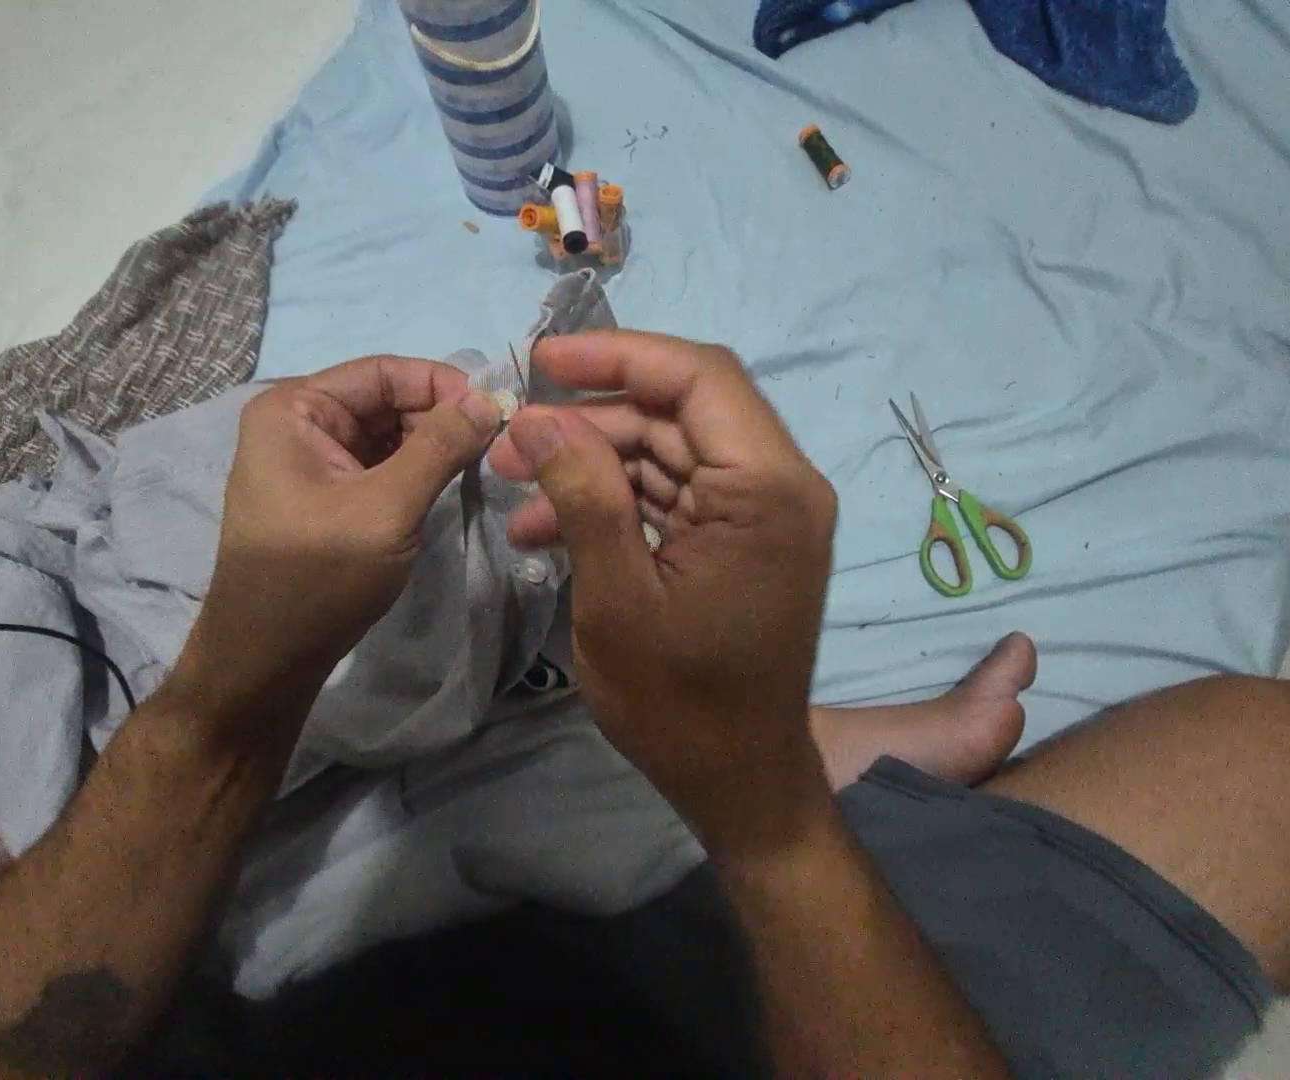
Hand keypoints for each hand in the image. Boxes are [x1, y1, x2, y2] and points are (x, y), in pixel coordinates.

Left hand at [169, 356, 502, 730]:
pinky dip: (417, 470)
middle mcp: (300, 424)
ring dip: (433, 445)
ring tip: (479, 465)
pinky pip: (381, 466)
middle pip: (386, 400)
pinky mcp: (329, 496)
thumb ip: (439, 447)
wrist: (270, 656)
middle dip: (440, 417)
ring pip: (388, 434)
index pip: (382, 371)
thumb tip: (489, 399)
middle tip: (495, 445)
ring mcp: (313, 462)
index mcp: (295, 410)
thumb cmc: (320, 576)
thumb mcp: (387, 507)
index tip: (496, 410)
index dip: (441, 383)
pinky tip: (448, 485)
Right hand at [488, 331, 838, 856]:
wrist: (735, 778)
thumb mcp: (617, 596)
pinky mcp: (738, 540)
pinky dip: (615, 502)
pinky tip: (547, 529)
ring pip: (668, 452)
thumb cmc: (680, 702)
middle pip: (678, 412)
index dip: (619, 356)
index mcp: (768, 489)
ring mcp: (761, 514)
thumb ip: (583, 494)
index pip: (700, 377)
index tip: (544, 361)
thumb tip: (539, 416)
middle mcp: (779, 485)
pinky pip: (672, 496)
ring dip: (593, 464)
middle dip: (590, 420)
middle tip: (510, 443)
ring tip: (515, 488)